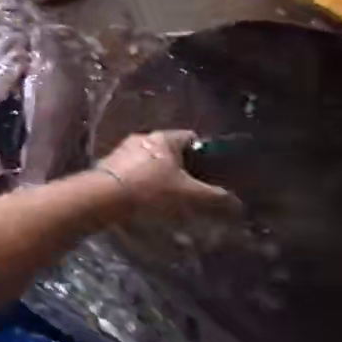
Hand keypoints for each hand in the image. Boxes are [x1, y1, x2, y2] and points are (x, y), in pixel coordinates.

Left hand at [97, 130, 238, 215]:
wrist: (104, 197)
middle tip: (197, 190)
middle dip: (185, 170)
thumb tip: (236, 203)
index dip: (207, 154)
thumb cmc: (151, 190)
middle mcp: (141, 138)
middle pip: (172, 152)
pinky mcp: (111, 166)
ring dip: (164, 178)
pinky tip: (151, 201)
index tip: (216, 173)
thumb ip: (217, 198)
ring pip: (153, 163)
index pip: (191, 138)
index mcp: (162, 138)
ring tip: (175, 200)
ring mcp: (123, 151)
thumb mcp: (190, 195)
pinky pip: (137, 172)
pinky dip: (147, 183)